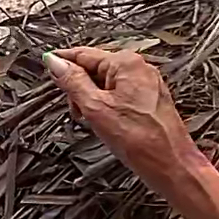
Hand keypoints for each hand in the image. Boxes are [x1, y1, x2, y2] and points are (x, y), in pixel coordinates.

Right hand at [45, 47, 208, 194]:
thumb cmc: (142, 140)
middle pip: (94, 68)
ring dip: (91, 99)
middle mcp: (139, 68)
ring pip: (105, 83)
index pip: (83, 53)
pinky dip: (106, 105)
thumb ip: (72, 82)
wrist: (171, 165)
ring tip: (93, 120)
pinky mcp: (149, 99)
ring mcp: (146, 83)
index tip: (47, 66)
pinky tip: (107, 123)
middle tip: (76, 110)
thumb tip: (55, 63)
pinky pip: (119, 94)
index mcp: (126, 63)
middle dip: (79, 87)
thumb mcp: (95, 108)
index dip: (62, 62)